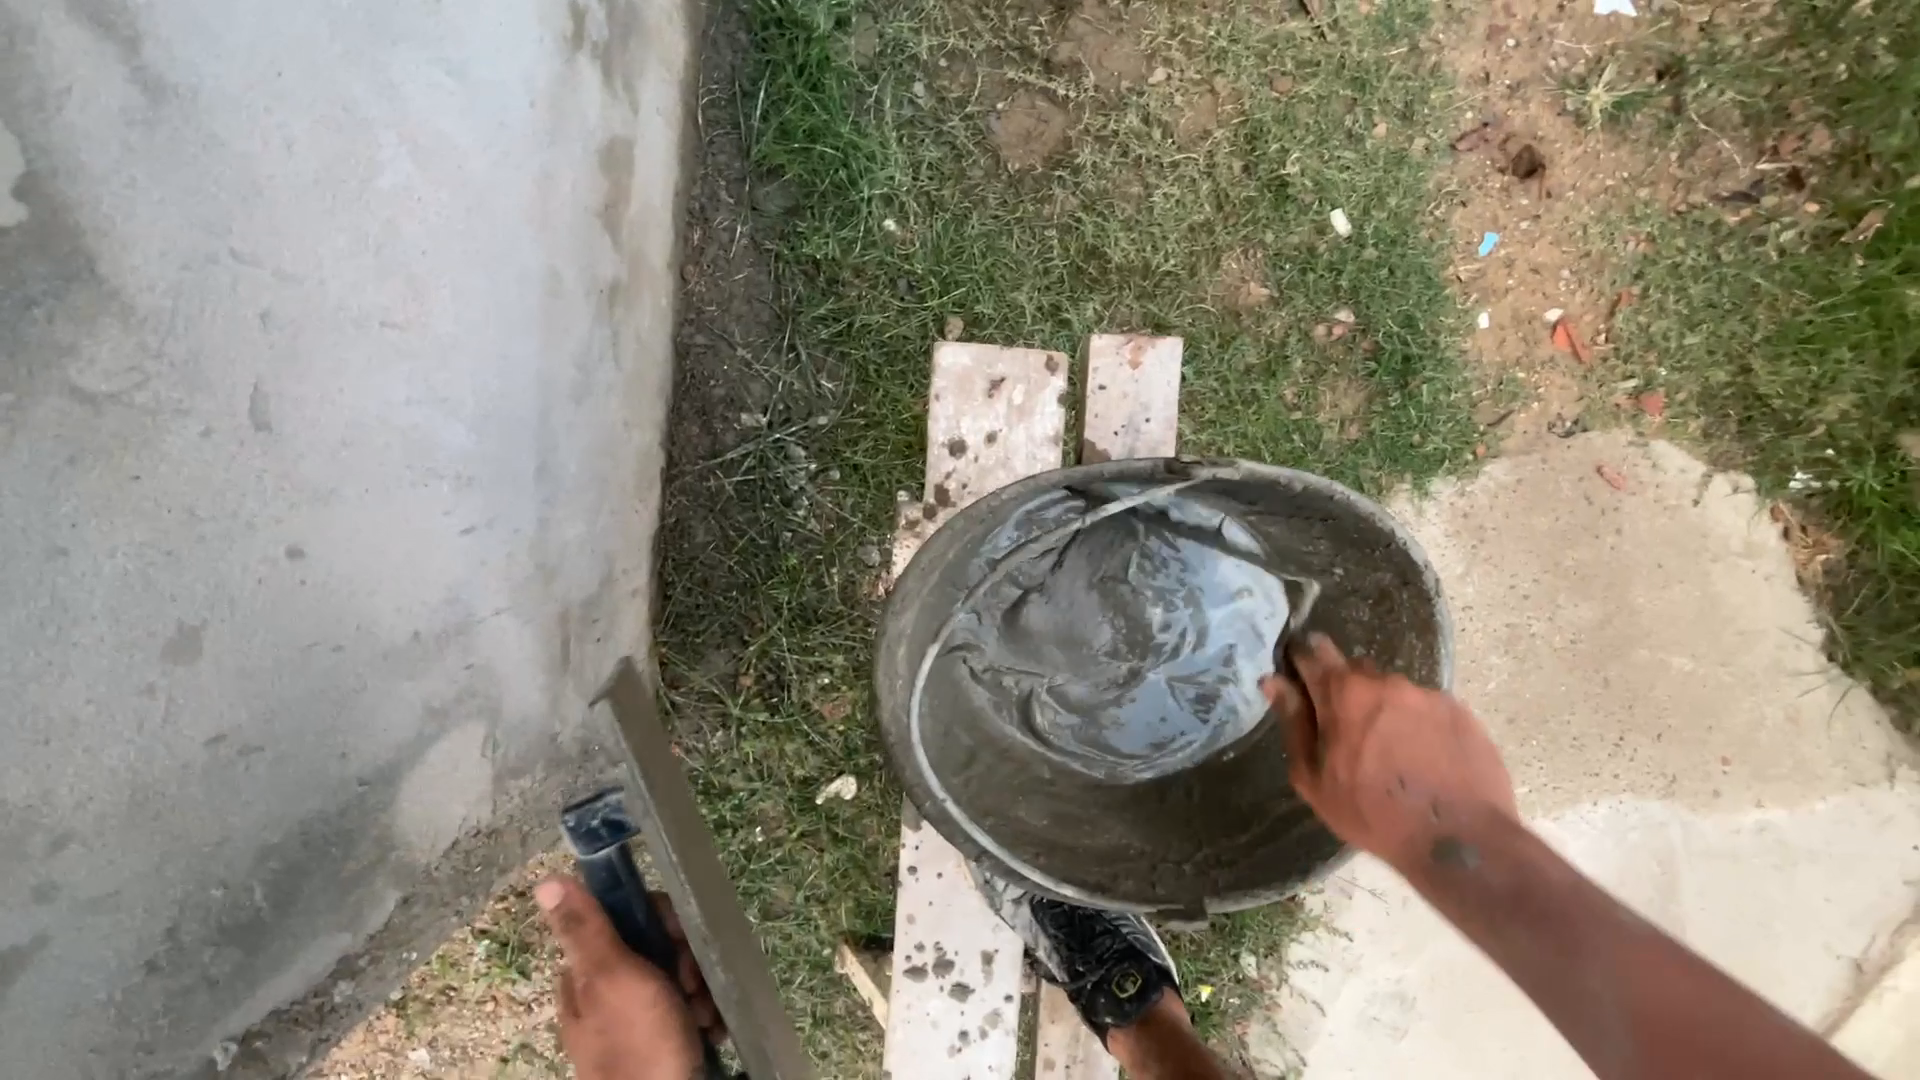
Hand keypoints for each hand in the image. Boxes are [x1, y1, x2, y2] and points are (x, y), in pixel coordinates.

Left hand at [536, 876, 724, 1079]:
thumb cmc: (639, 1044)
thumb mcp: (613, 979)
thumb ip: (587, 929)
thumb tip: (547, 880)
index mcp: (585, 977)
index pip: (626, 918)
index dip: (659, 920)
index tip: (678, 937)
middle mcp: (605, 995)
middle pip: (656, 946)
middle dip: (685, 960)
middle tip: (691, 985)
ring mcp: (633, 1023)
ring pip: (677, 976)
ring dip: (700, 988)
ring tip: (702, 1014)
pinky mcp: (659, 1043)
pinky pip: (688, 1008)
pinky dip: (703, 1014)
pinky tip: (708, 1029)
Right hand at [1260, 634, 1516, 872]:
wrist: (1458, 840)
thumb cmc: (1371, 812)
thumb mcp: (1313, 777)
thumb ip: (1292, 723)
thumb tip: (1272, 682)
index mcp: (1341, 693)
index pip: (1311, 651)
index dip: (1300, 661)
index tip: (1298, 681)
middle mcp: (1384, 681)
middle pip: (1353, 669)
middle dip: (1344, 691)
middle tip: (1347, 732)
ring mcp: (1426, 694)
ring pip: (1392, 690)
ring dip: (1383, 709)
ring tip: (1392, 752)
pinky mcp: (1460, 711)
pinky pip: (1426, 707)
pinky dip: (1418, 724)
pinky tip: (1424, 759)